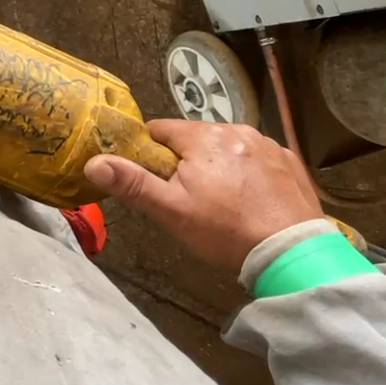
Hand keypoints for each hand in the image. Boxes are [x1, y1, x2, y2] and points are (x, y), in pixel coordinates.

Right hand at [83, 119, 322, 272]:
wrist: (293, 254)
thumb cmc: (224, 230)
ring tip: (220, 201)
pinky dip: (248, 172)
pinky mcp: (291, 162)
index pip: (159, 130)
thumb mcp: (169, 210)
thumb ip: (131, 183)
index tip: (155, 180)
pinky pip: (256, 158)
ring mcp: (268, 145)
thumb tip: (93, 162)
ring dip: (217, 164)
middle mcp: (236, 130)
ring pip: (225, 147)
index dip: (150, 153)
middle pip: (193, 138)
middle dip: (185, 160)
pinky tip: (250, 199)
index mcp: (202, 137)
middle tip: (187, 197)